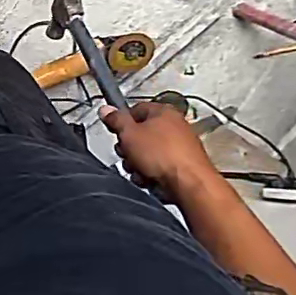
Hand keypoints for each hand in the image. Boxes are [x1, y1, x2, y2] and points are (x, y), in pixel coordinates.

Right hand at [101, 101, 220, 200]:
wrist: (189, 184)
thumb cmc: (163, 156)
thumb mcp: (129, 133)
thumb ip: (115, 120)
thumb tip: (106, 110)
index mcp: (164, 112)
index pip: (135, 109)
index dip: (122, 121)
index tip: (114, 130)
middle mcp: (176, 126)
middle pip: (140, 133)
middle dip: (129, 147)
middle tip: (127, 152)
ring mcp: (181, 147)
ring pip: (148, 152)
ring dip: (137, 163)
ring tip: (138, 169)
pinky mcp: (183, 165)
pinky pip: (158, 167)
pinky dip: (150, 174)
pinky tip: (148, 179)